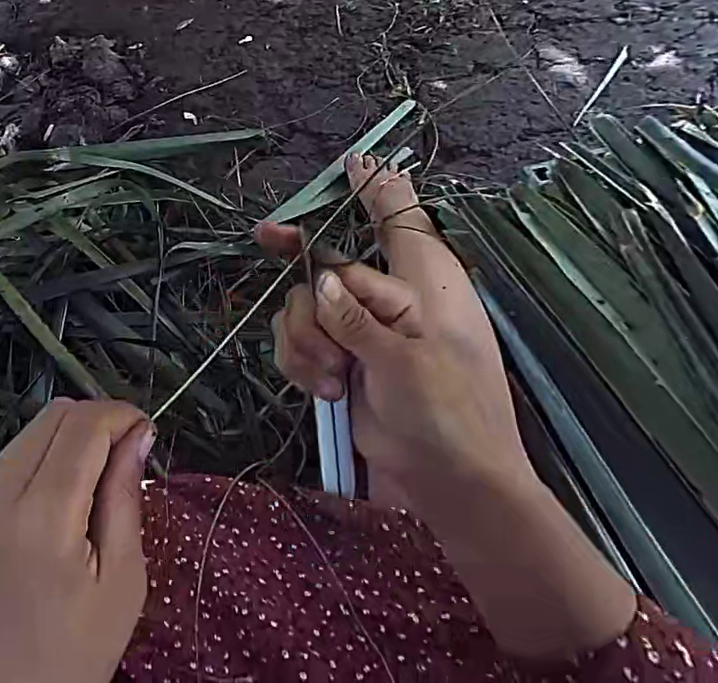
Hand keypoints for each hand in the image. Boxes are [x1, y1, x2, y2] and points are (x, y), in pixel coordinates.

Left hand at [0, 398, 154, 682]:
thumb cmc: (67, 661)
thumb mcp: (120, 585)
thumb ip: (126, 497)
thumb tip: (138, 434)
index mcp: (41, 516)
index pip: (85, 425)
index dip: (122, 415)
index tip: (145, 432)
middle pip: (56, 414)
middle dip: (97, 421)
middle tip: (125, 455)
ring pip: (31, 431)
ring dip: (69, 439)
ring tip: (92, 484)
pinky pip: (8, 458)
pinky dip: (41, 459)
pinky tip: (57, 500)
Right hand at [263, 241, 530, 508]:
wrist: (450, 484)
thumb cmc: (447, 416)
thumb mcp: (404, 363)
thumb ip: (356, 320)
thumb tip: (320, 281)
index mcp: (401, 297)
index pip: (341, 263)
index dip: (304, 246)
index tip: (268, 234)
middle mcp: (372, 311)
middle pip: (311, 288)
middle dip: (308, 323)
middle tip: (332, 360)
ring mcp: (351, 340)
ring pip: (296, 319)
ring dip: (303, 350)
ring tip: (332, 384)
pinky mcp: (334, 368)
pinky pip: (295, 350)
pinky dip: (299, 368)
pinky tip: (325, 394)